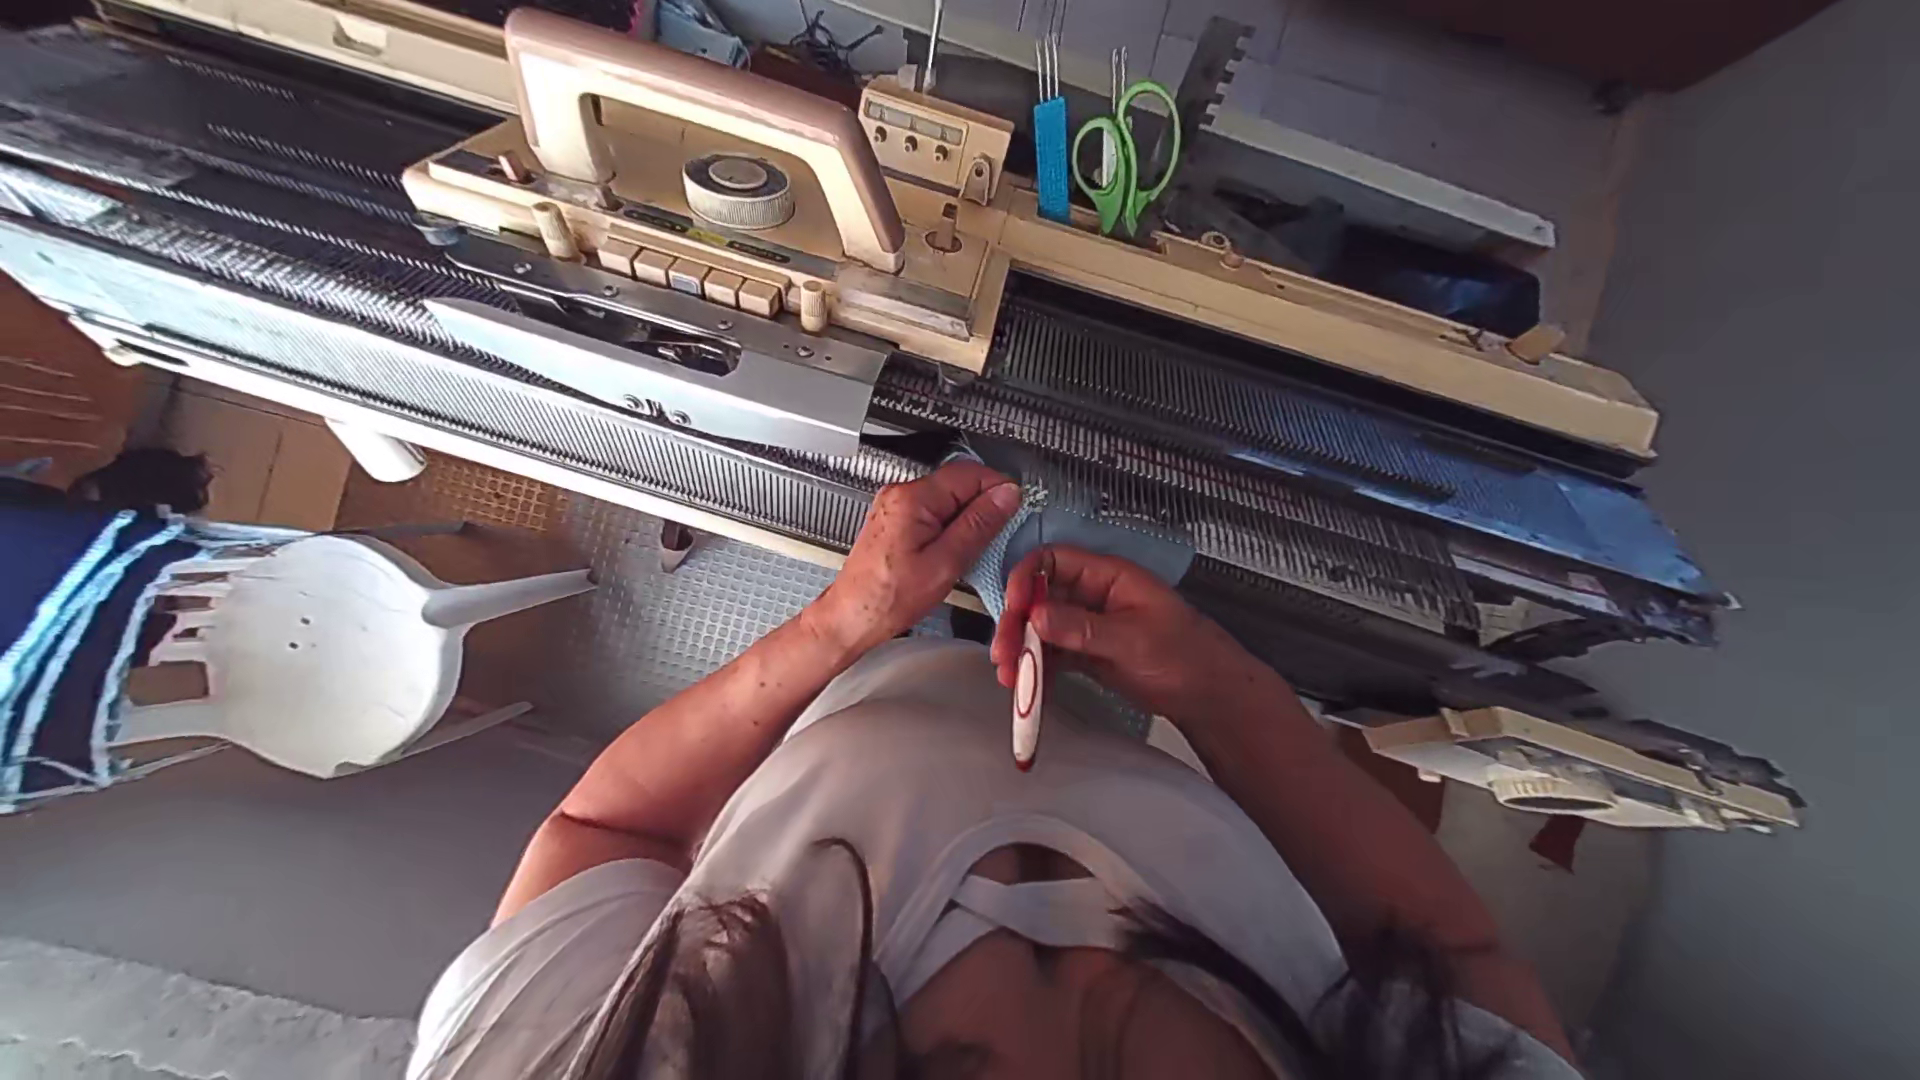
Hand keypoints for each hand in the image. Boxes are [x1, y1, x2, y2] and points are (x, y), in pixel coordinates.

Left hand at [808, 462, 1020, 654]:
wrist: (852, 617)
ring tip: (969, 551)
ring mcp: (896, 506)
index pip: (970, 473)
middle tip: (995, 536)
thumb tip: (1006, 496)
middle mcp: (900, 494)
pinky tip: (951, 552)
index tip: (1014, 510)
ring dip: (967, 519)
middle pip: (959, 483)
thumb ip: (979, 524)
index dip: (998, 490)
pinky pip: (934, 512)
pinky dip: (950, 527)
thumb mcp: (946, 563)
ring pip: (948, 498)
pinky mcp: (896, 520)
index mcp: (913, 498)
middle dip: (983, 506)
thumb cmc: (888, 597)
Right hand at [989, 546, 1280, 724]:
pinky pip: (1051, 654)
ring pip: (1040, 629)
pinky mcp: (1085, 651)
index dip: (1027, 579)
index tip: (1014, 608)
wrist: (1209, 695)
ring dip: (1021, 651)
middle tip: (1004, 653)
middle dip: (1017, 624)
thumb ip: (1083, 627)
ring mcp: (1086, 624)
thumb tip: (1036, 616)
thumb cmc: (1187, 655)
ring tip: (1011, 678)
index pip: (1054, 561)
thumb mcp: (1134, 640)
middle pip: (1039, 597)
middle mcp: (1092, 595)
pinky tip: (1028, 687)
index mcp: (1108, 576)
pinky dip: (1036, 669)